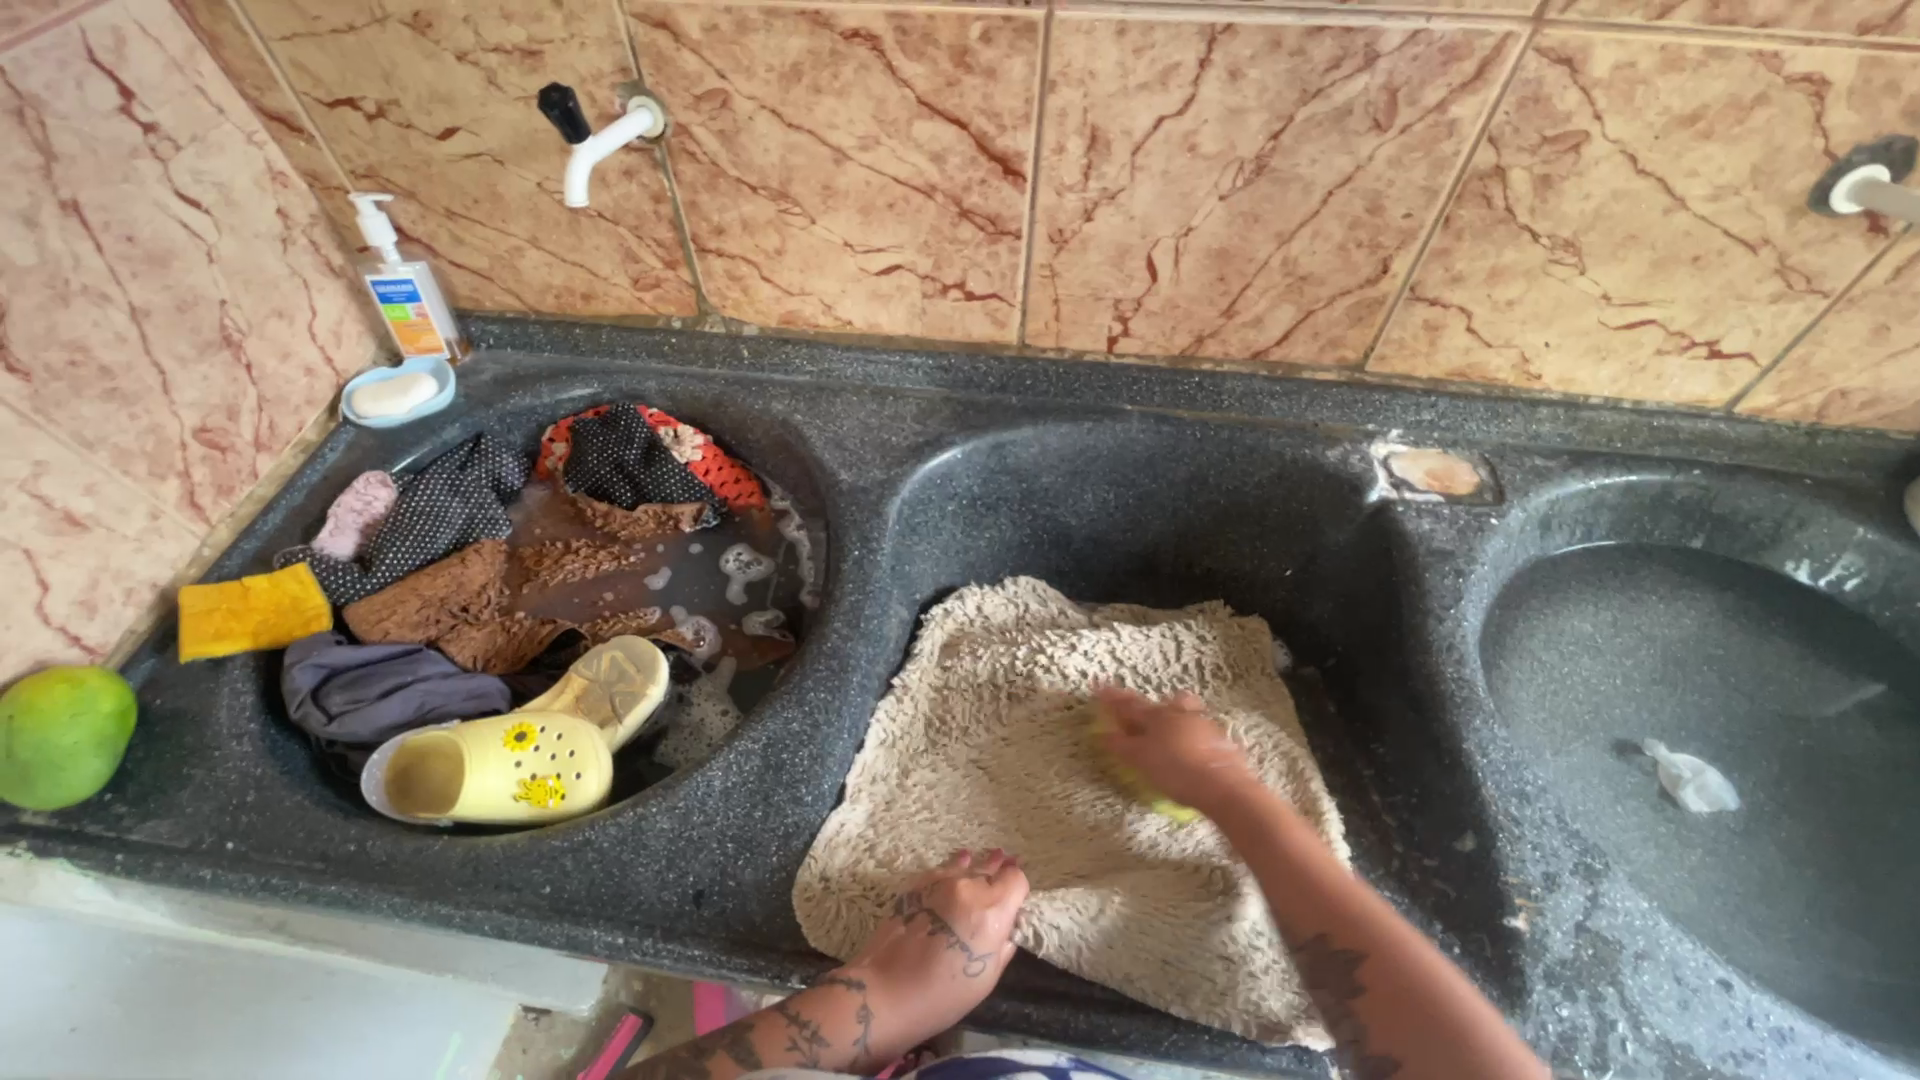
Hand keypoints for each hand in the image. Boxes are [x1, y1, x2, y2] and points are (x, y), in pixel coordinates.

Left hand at [830, 849, 1028, 1061]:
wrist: (885, 991)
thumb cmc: (942, 996)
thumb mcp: (987, 979)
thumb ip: (1003, 945)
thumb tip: (1008, 926)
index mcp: (991, 912)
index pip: (1016, 880)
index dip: (1018, 887)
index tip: (1016, 898)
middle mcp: (969, 888)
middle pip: (992, 869)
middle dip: (1000, 873)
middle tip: (1007, 867)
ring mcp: (941, 882)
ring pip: (968, 865)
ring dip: (980, 865)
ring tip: (991, 857)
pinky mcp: (918, 884)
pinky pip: (945, 868)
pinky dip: (956, 866)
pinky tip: (962, 860)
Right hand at [1095, 685, 1261, 815]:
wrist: (1225, 787)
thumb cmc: (1176, 771)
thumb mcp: (1141, 760)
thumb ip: (1121, 746)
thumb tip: (1103, 734)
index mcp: (1157, 716)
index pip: (1129, 704)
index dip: (1113, 698)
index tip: (1100, 688)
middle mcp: (1180, 714)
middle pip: (1161, 703)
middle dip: (1148, 704)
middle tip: (1140, 708)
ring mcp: (1204, 724)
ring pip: (1184, 712)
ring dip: (1173, 715)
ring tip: (1169, 726)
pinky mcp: (1222, 741)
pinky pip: (1201, 730)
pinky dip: (1191, 734)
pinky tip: (1192, 748)